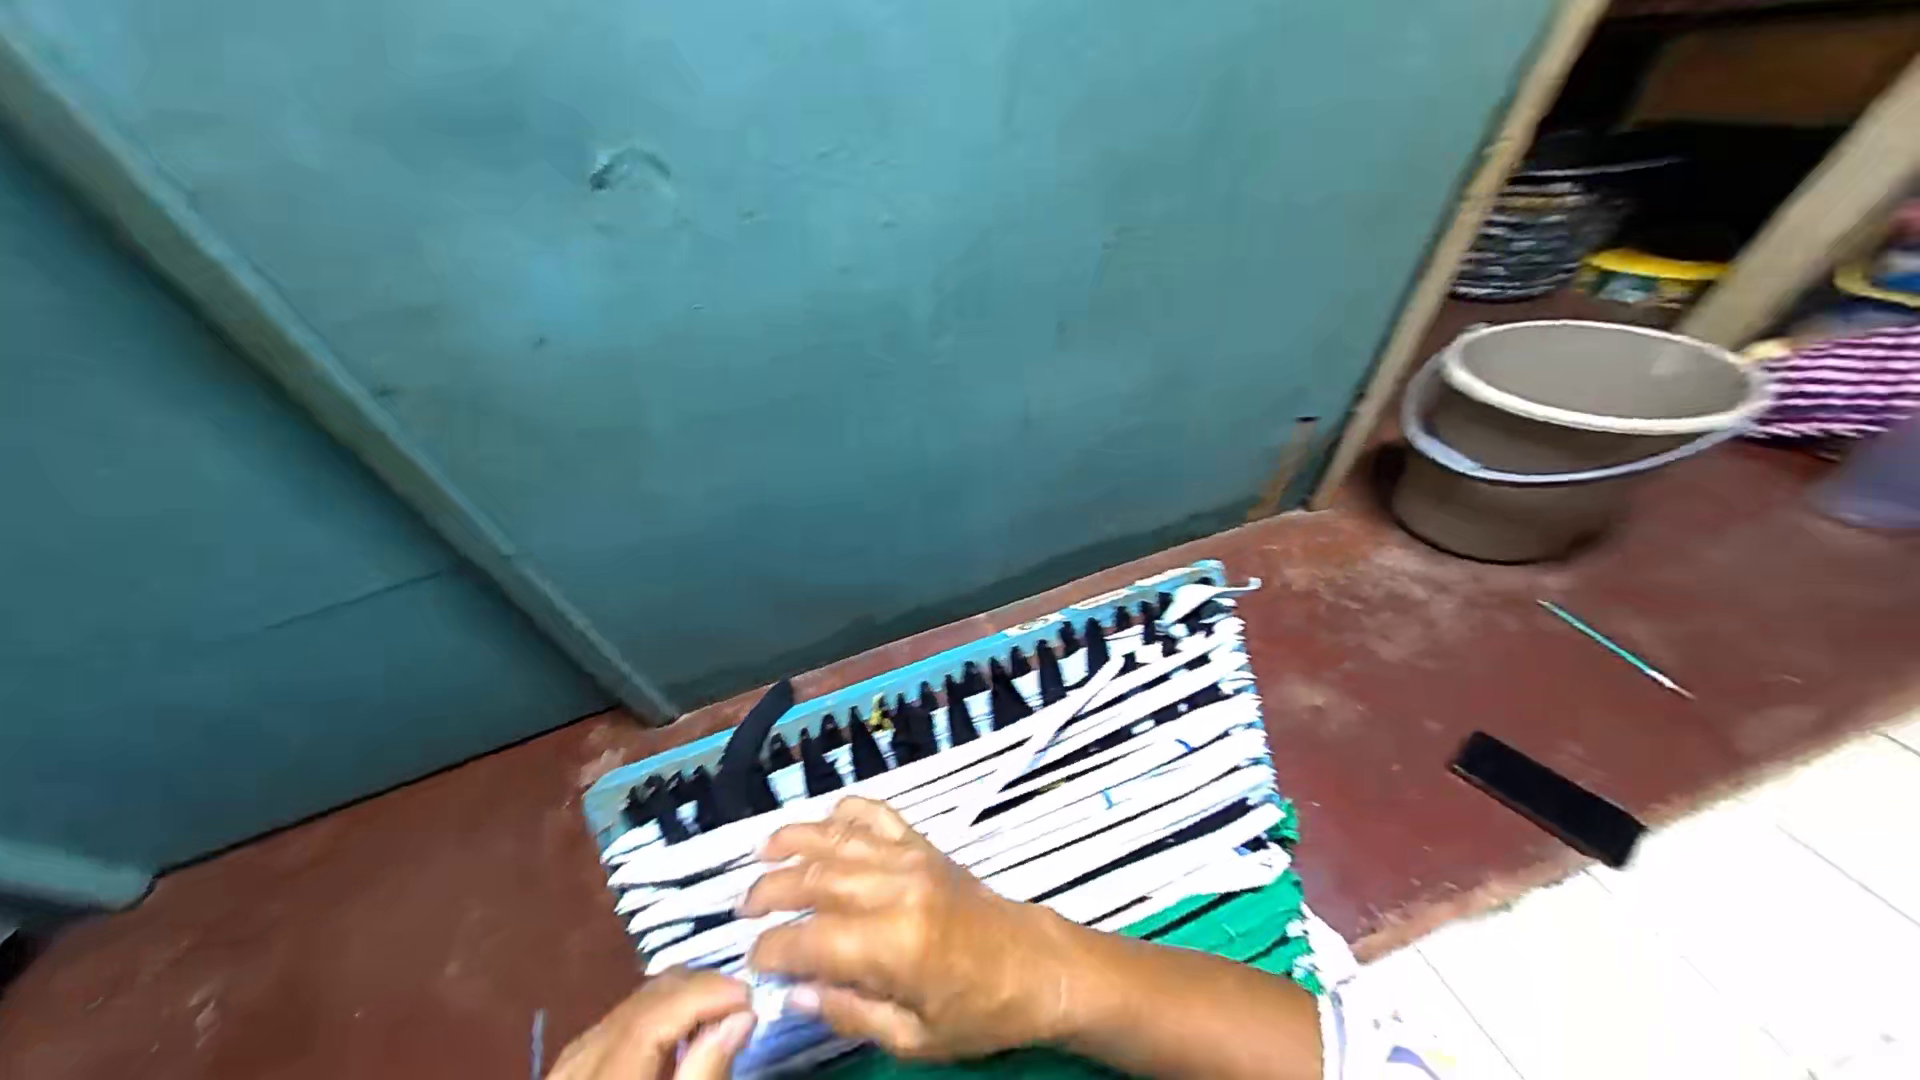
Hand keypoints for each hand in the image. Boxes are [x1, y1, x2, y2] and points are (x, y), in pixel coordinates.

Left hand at [548, 968, 755, 1079]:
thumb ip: (705, 1073)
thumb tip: (743, 1014)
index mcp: (605, 1075)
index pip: (657, 1011)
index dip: (708, 993)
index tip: (750, 997)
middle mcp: (579, 1059)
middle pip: (647, 999)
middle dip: (700, 992)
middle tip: (740, 1011)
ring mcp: (565, 1064)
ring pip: (635, 1003)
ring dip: (680, 1002)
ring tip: (715, 1022)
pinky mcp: (565, 1071)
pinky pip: (617, 1024)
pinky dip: (656, 1020)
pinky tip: (676, 1041)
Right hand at [740, 797, 1081, 1060]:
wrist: (1035, 964)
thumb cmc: (978, 1012)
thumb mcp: (913, 1038)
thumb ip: (849, 1012)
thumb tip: (796, 992)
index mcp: (895, 944)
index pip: (812, 939)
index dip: (773, 949)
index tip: (752, 959)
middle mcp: (898, 888)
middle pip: (817, 879)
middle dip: (772, 890)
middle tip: (744, 907)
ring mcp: (912, 858)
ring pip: (840, 839)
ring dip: (796, 840)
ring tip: (762, 850)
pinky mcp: (925, 845)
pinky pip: (878, 815)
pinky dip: (847, 811)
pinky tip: (825, 818)